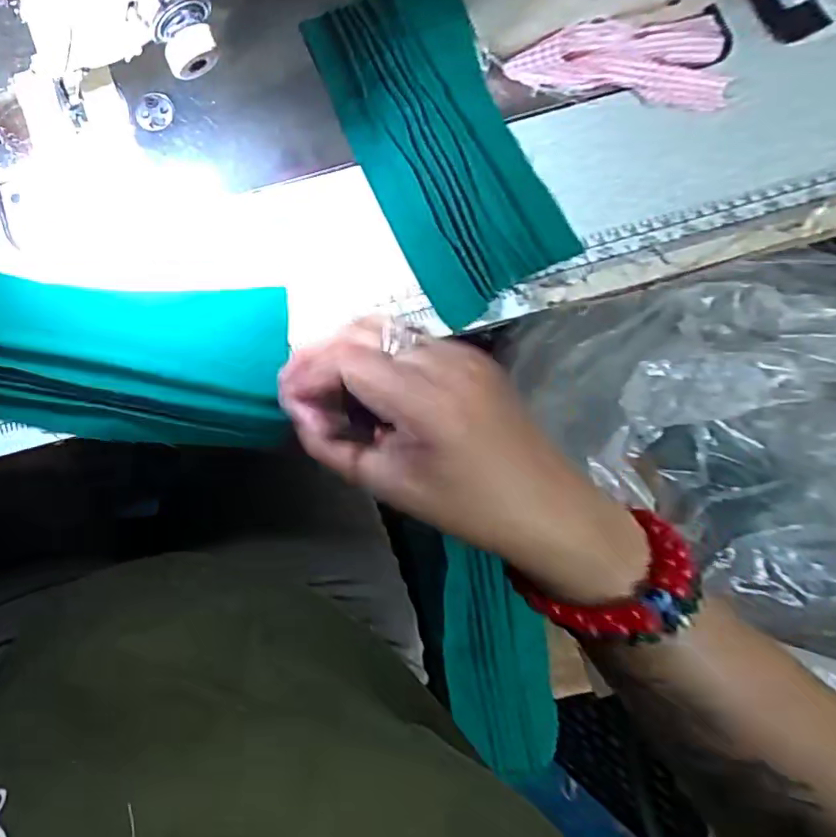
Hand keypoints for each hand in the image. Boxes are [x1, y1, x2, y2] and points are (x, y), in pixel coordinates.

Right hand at [278, 318, 648, 604]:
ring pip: (381, 329)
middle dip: (318, 355)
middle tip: (298, 389)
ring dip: (345, 351)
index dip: (307, 373)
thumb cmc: (463, 506)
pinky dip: (375, 355)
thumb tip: (299, 411)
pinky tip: (371, 387)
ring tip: (329, 386)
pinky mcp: (469, 355)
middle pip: (358, 331)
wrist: (548, 508)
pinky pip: (407, 341)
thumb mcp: (385, 483)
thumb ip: (329, 443)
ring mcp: (459, 351)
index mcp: (424, 397)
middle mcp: (442, 359)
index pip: (344, 358)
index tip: (287, 400)